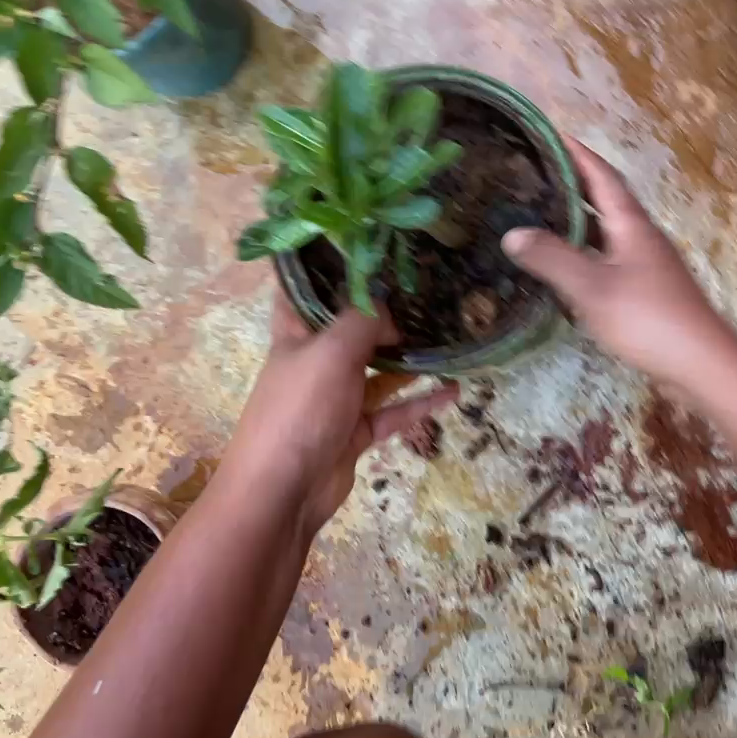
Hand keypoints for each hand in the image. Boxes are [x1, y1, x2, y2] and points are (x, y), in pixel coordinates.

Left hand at [218, 290, 457, 533]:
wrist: (283, 490)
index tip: (356, 247)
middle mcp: (316, 363)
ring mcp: (337, 400)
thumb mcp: (332, 352)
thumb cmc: (299, 409)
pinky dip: (421, 402)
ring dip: (409, 359)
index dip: (320, 267)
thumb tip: (392, 311)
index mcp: (296, 336)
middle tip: (424, 291)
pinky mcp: (356, 432)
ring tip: (447, 338)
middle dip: (382, 313)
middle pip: (350, 330)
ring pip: (378, 372)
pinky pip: (394, 411)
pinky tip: (453, 391)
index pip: (300, 291)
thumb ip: (364, 321)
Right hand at [502, 136, 736, 387]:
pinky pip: (611, 259)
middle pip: (607, 201)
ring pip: (608, 233)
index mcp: (632, 225)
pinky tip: (568, 269)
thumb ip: (552, 259)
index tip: (552, 134)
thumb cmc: (647, 319)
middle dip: (574, 185)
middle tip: (536, 175)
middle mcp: (642, 237)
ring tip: (544, 217)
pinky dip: (587, 254)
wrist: (700, 363)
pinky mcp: (649, 291)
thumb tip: (512, 233)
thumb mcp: (592, 287)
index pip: (603, 177)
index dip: (578, 155)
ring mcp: (649, 265)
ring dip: (580, 221)